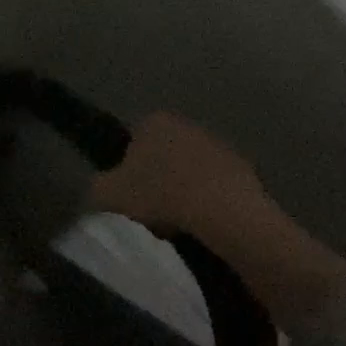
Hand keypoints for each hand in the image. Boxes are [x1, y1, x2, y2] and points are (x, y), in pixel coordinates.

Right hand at [90, 112, 265, 236]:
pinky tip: (205, 224)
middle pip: (164, 155)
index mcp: (153, 122)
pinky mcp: (247, 170)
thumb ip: (98, 187)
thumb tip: (102, 190)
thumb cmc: (160, 195)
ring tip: (180, 223)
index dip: (128, 170)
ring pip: (191, 171)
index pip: (133, 142)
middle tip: (153, 210)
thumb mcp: (108, 194)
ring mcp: (220, 145)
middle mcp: (187, 124)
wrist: (224, 214)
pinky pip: (217, 187)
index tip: (130, 194)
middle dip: (158, 179)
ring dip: (185, 191)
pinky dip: (210, 202)